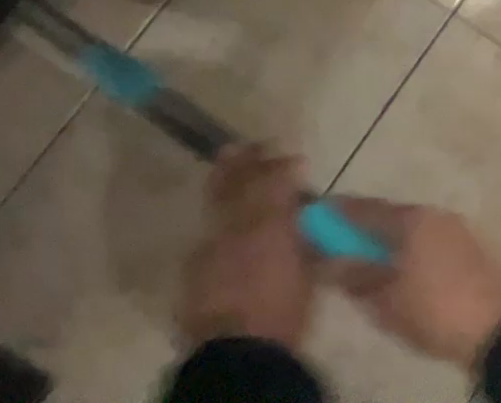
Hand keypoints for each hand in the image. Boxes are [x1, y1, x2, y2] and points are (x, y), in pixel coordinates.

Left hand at [177, 145, 316, 349]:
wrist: (236, 354)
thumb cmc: (283, 310)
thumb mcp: (308, 270)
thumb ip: (307, 236)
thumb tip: (307, 214)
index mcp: (268, 224)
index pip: (275, 183)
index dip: (284, 167)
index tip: (297, 159)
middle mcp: (235, 228)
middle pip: (239, 185)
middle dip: (246, 163)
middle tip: (252, 144)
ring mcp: (208, 247)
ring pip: (217, 203)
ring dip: (226, 180)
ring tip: (231, 158)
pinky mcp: (192, 270)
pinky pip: (207, 232)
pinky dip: (217, 218)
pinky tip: (222, 217)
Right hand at [327, 198, 500, 370]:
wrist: (497, 323)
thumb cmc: (435, 310)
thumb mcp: (386, 301)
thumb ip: (357, 276)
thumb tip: (334, 262)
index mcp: (412, 220)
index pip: (366, 209)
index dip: (339, 213)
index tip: (315, 214)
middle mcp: (434, 214)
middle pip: (389, 215)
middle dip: (362, 227)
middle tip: (336, 242)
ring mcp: (455, 227)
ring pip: (410, 227)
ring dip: (386, 238)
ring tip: (363, 258)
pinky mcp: (468, 245)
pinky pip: (426, 238)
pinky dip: (406, 247)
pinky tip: (396, 267)